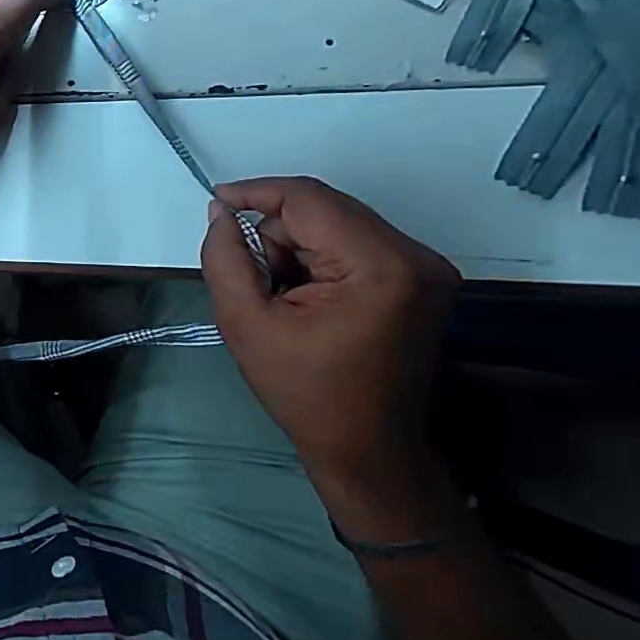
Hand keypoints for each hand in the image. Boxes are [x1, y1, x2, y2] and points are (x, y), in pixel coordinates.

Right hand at [200, 177, 460, 489]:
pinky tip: (305, 294)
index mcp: (379, 267)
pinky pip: (350, 240)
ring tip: (282, 295)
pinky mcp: (419, 278)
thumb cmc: (303, 390)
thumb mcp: (244, 320)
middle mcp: (414, 257)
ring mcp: (424, 267)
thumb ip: (225, 255)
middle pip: (322, 207)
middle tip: (255, 278)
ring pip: (333, 221)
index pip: (308, 199)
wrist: (366, 446)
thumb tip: (221, 211)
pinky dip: (316, 256)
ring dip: (294, 246)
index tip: (215, 202)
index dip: (255, 192)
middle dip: (274, 232)